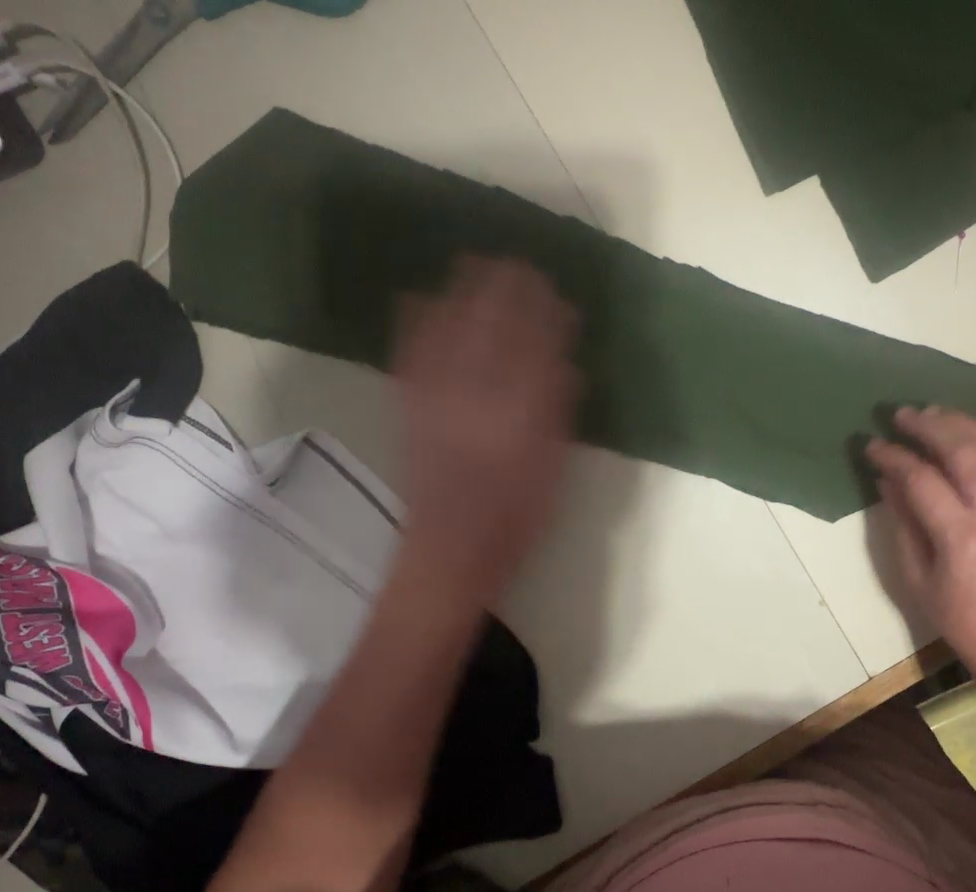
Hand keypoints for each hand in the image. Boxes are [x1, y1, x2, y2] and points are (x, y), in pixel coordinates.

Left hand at [395, 256, 580, 601]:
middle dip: (505, 287)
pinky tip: (419, 297)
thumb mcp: (552, 466)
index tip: (554, 288)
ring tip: (474, 261)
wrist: (451, 547)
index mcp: (522, 407)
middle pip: (492, 324)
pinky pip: (411, 352)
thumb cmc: (515, 514)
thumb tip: (566, 363)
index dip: (545, 311)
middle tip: (517, 261)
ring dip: (462, 291)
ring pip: (450, 328)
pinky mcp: (410, 404)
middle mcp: (479, 391)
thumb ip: (558, 411)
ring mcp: (438, 394)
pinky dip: (416, 321)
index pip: (537, 344)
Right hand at [865, 406, 975, 670]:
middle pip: (963, 451)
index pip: (922, 479)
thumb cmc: (959, 619)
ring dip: (961, 424)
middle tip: (900, 414)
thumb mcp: (917, 579)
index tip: (871, 445)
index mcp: (960, 537)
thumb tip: (887, 481)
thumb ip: (903, 525)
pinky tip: (968, 434)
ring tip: (932, 413)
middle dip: (929, 426)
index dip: (893, 457)